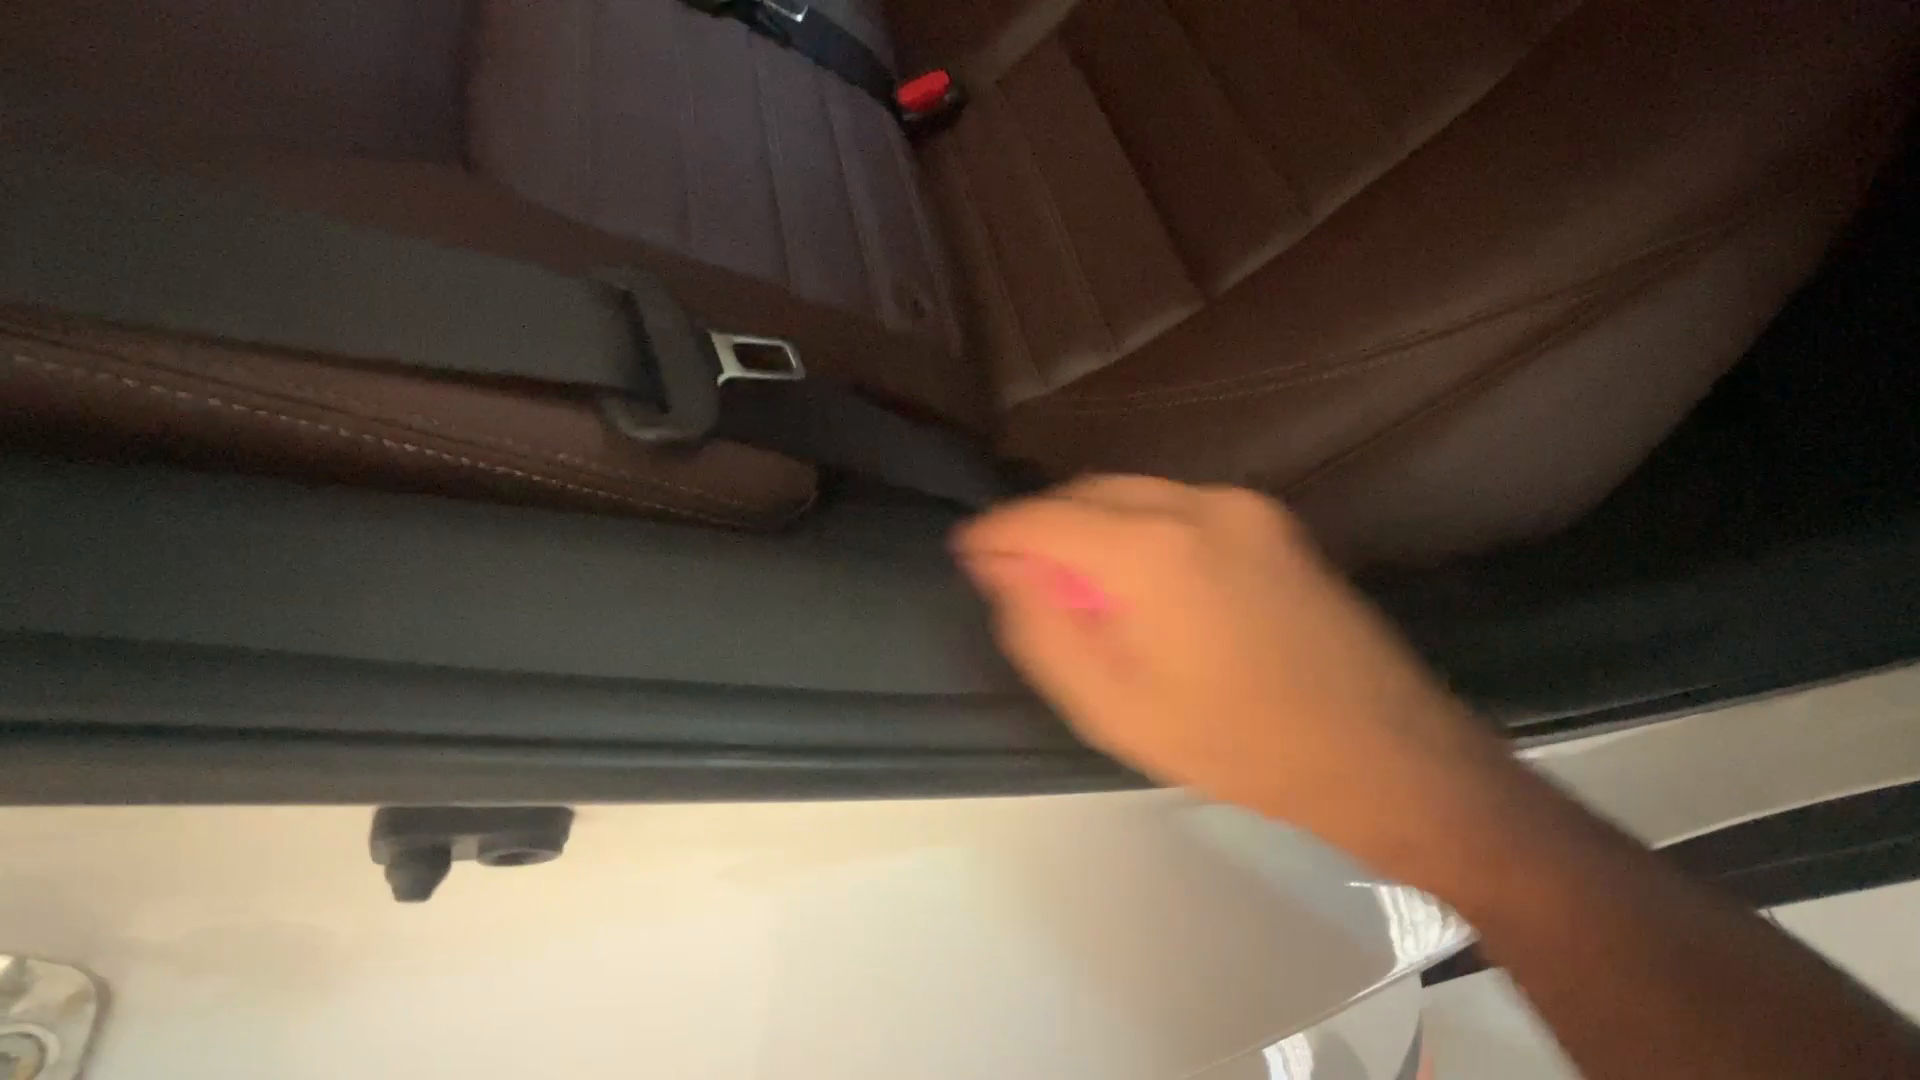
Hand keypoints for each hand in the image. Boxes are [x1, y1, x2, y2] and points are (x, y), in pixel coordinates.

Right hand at [953, 475, 1515, 868]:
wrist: (1383, 752)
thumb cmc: (1236, 744)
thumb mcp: (1113, 707)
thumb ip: (1042, 629)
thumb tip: (1003, 571)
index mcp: (1150, 550)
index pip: (1043, 516)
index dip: (995, 532)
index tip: (967, 551)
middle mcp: (1195, 503)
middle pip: (1087, 491)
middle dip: (1043, 525)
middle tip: (1020, 574)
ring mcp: (1243, 505)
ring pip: (1134, 493)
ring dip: (1091, 525)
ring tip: (1079, 582)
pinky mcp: (1273, 520)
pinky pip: (1178, 506)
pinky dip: (1138, 529)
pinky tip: (1143, 581)